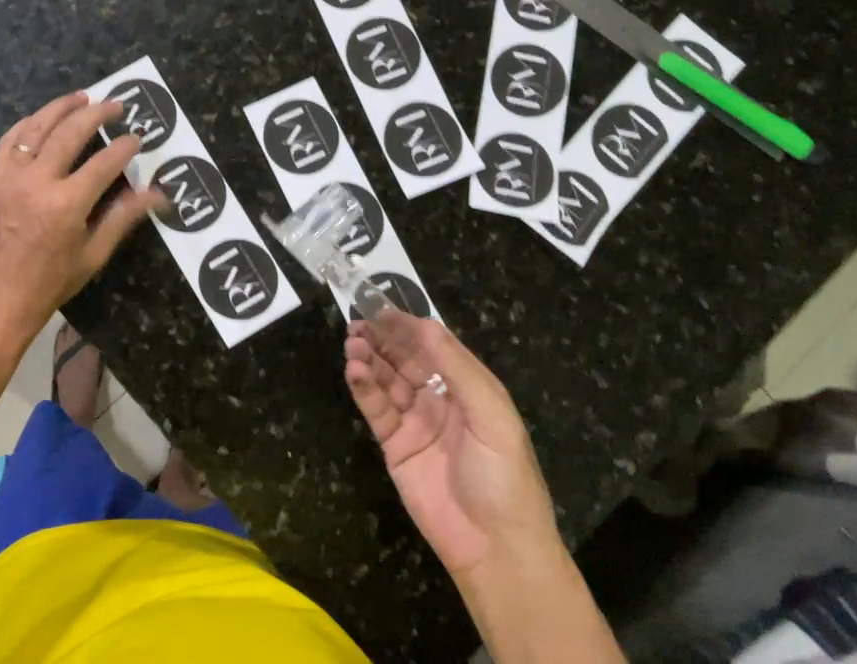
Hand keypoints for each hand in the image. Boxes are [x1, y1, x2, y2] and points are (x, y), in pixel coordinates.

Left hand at [0, 92, 162, 344]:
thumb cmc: (52, 281)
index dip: (124, 147)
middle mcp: (37, 182)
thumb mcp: (94, 254)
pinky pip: (10, 140)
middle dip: (97, 114)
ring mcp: (10, 177)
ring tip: (82, 97)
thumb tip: (157, 194)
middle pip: (70, 132)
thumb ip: (123, 217)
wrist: (0, 298)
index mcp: (66, 205)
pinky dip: (28, 124)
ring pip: (37, 127)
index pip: (104, 163)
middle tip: (116, 105)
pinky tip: (42, 118)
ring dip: (61, 107)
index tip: (137, 138)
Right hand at [343, 311, 560, 576]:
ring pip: (387, 380)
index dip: (410, 327)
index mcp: (471, 389)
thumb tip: (426, 325)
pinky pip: (376, 409)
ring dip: (369, 360)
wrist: (496, 547)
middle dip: (383, 339)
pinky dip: (363, 388)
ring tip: (352, 344)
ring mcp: (416, 422)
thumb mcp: (492, 416)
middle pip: (406, 359)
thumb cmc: (504, 477)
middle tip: (357, 322)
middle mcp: (442, 400)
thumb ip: (458, 369)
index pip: (436, 347)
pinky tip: (354, 371)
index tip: (382, 308)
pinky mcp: (395, 446)